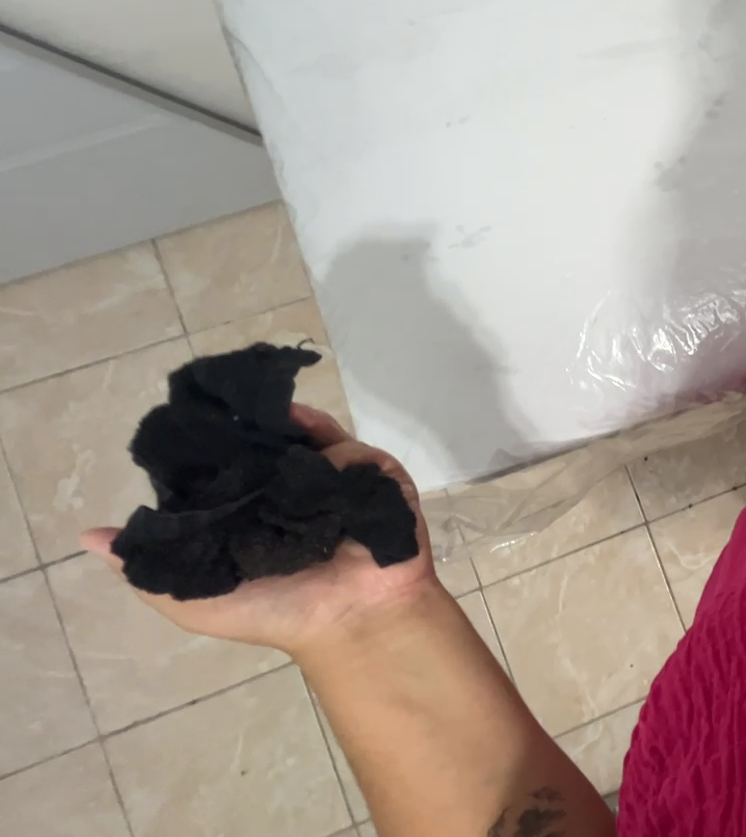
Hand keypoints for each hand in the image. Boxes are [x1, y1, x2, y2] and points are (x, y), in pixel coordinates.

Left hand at [79, 404, 444, 662]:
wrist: (350, 616)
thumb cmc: (276, 612)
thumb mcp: (192, 597)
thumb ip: (147, 567)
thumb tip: (86, 535)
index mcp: (260, 515)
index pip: (238, 471)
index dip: (221, 449)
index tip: (202, 426)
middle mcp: (301, 494)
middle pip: (284, 447)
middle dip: (266, 425)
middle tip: (245, 404)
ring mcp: (345, 484)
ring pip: (323, 443)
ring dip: (305, 429)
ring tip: (283, 415)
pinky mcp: (384, 481)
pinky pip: (362, 455)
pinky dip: (343, 454)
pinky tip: (324, 461)